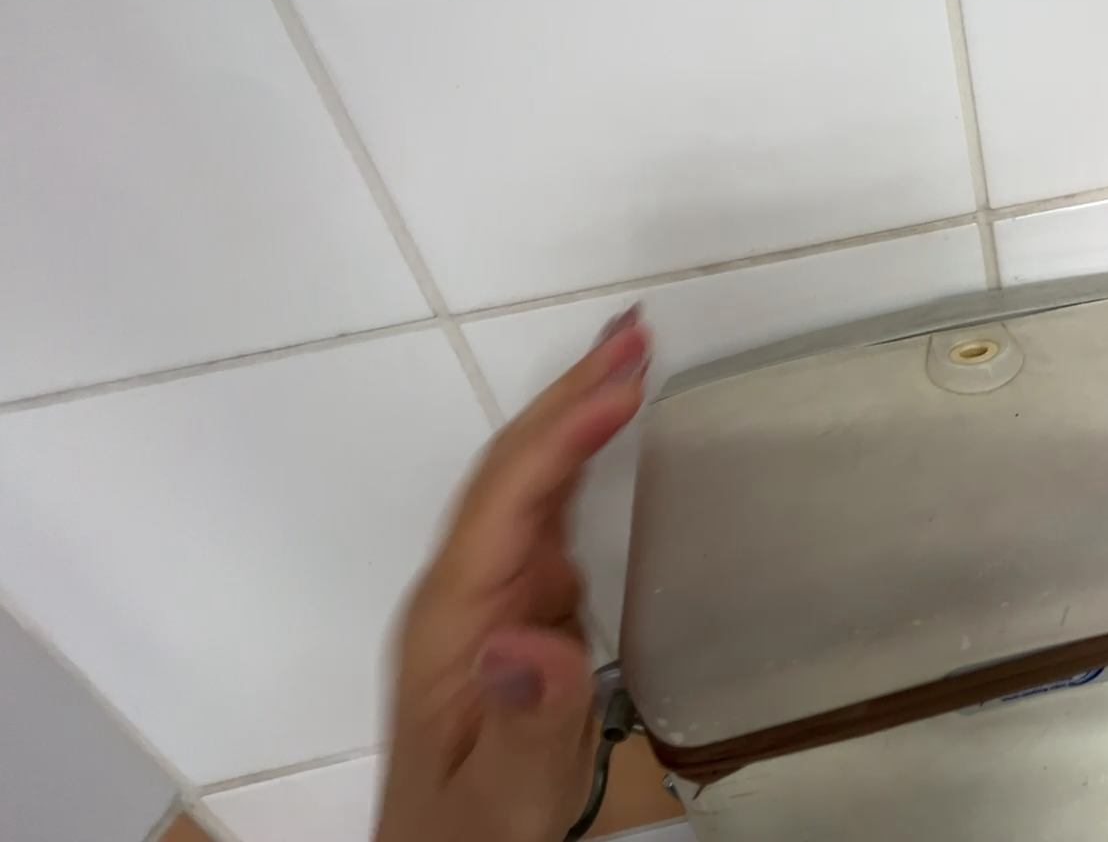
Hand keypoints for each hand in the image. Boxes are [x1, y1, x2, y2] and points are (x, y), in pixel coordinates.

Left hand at [376, 307, 651, 841]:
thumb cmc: (479, 823)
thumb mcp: (502, 794)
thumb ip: (523, 719)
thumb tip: (526, 637)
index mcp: (455, 615)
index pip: (508, 501)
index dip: (564, 436)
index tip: (627, 387)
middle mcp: (469, 577)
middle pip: (514, 463)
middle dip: (571, 390)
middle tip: (635, 332)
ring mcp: (495, 577)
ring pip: (532, 467)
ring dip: (579, 401)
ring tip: (632, 352)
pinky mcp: (524, 583)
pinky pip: (552, 494)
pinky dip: (584, 443)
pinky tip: (610, 415)